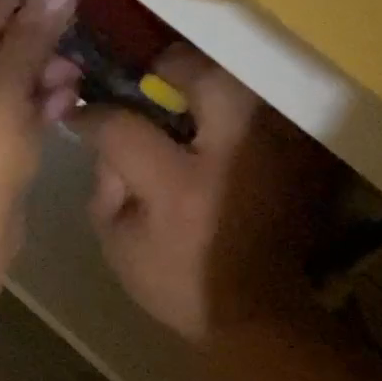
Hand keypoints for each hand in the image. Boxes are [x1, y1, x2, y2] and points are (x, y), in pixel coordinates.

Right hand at [77, 44, 335, 343]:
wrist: (256, 314)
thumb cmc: (177, 282)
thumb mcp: (117, 243)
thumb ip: (105, 185)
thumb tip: (105, 141)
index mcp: (177, 184)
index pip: (122, 125)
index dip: (93, 115)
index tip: (82, 115)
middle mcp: (231, 155)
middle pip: (205, 76)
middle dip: (173, 66)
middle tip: (152, 77)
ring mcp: (276, 152)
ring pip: (247, 85)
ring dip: (211, 83)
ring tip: (186, 96)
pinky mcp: (300, 158)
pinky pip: (266, 111)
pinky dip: (237, 109)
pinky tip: (216, 125)